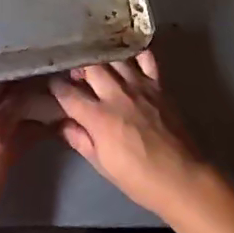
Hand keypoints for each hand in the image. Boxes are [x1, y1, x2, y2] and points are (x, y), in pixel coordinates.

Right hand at [49, 51, 209, 216]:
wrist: (182, 178)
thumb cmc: (139, 179)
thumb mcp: (103, 166)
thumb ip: (81, 140)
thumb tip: (63, 124)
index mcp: (99, 118)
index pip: (68, 93)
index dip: (55, 86)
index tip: (51, 84)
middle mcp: (117, 95)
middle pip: (90, 67)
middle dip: (77, 67)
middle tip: (74, 73)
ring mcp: (140, 87)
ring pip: (114, 59)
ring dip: (101, 59)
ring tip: (96, 63)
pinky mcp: (158, 85)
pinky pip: (146, 59)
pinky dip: (135, 53)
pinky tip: (127, 54)